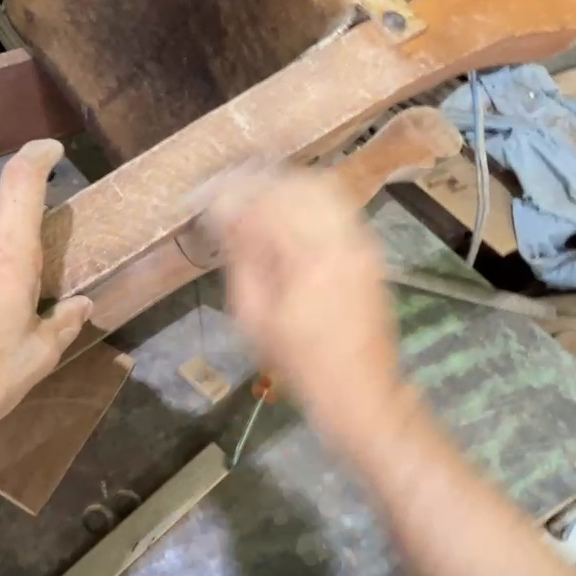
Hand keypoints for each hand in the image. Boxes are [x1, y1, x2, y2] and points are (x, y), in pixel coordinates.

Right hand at [207, 169, 417, 455]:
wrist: (362, 392)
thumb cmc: (300, 363)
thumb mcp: (255, 317)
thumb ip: (242, 259)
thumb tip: (225, 217)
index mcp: (310, 258)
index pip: (265, 203)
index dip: (231, 195)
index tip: (206, 200)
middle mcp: (341, 240)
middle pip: (295, 185)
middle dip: (256, 184)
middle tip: (227, 195)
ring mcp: (361, 242)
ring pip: (320, 188)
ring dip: (282, 187)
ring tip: (253, 200)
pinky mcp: (369, 250)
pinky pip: (336, 206)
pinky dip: (306, 200)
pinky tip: (283, 215)